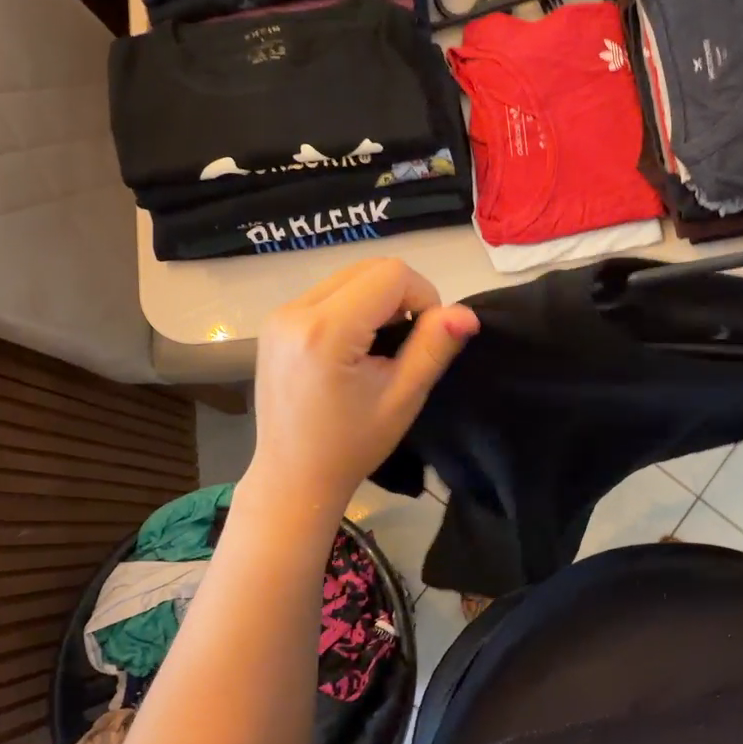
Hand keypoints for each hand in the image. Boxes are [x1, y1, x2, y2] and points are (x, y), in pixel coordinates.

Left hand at [249, 259, 478, 504]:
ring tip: (379, 348)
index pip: (392, 275)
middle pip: (369, 268)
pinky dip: (353, 307)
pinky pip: (328, 292)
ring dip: (377, 300)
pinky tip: (355, 348)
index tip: (425, 339)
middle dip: (401, 296)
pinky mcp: (275, 322)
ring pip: (349, 276)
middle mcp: (296, 311)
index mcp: (326, 331)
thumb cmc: (352, 445)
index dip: (424, 297)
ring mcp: (280, 314)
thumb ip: (434, 347)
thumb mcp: (403, 398)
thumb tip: (467, 313)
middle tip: (405, 344)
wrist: (293, 475)